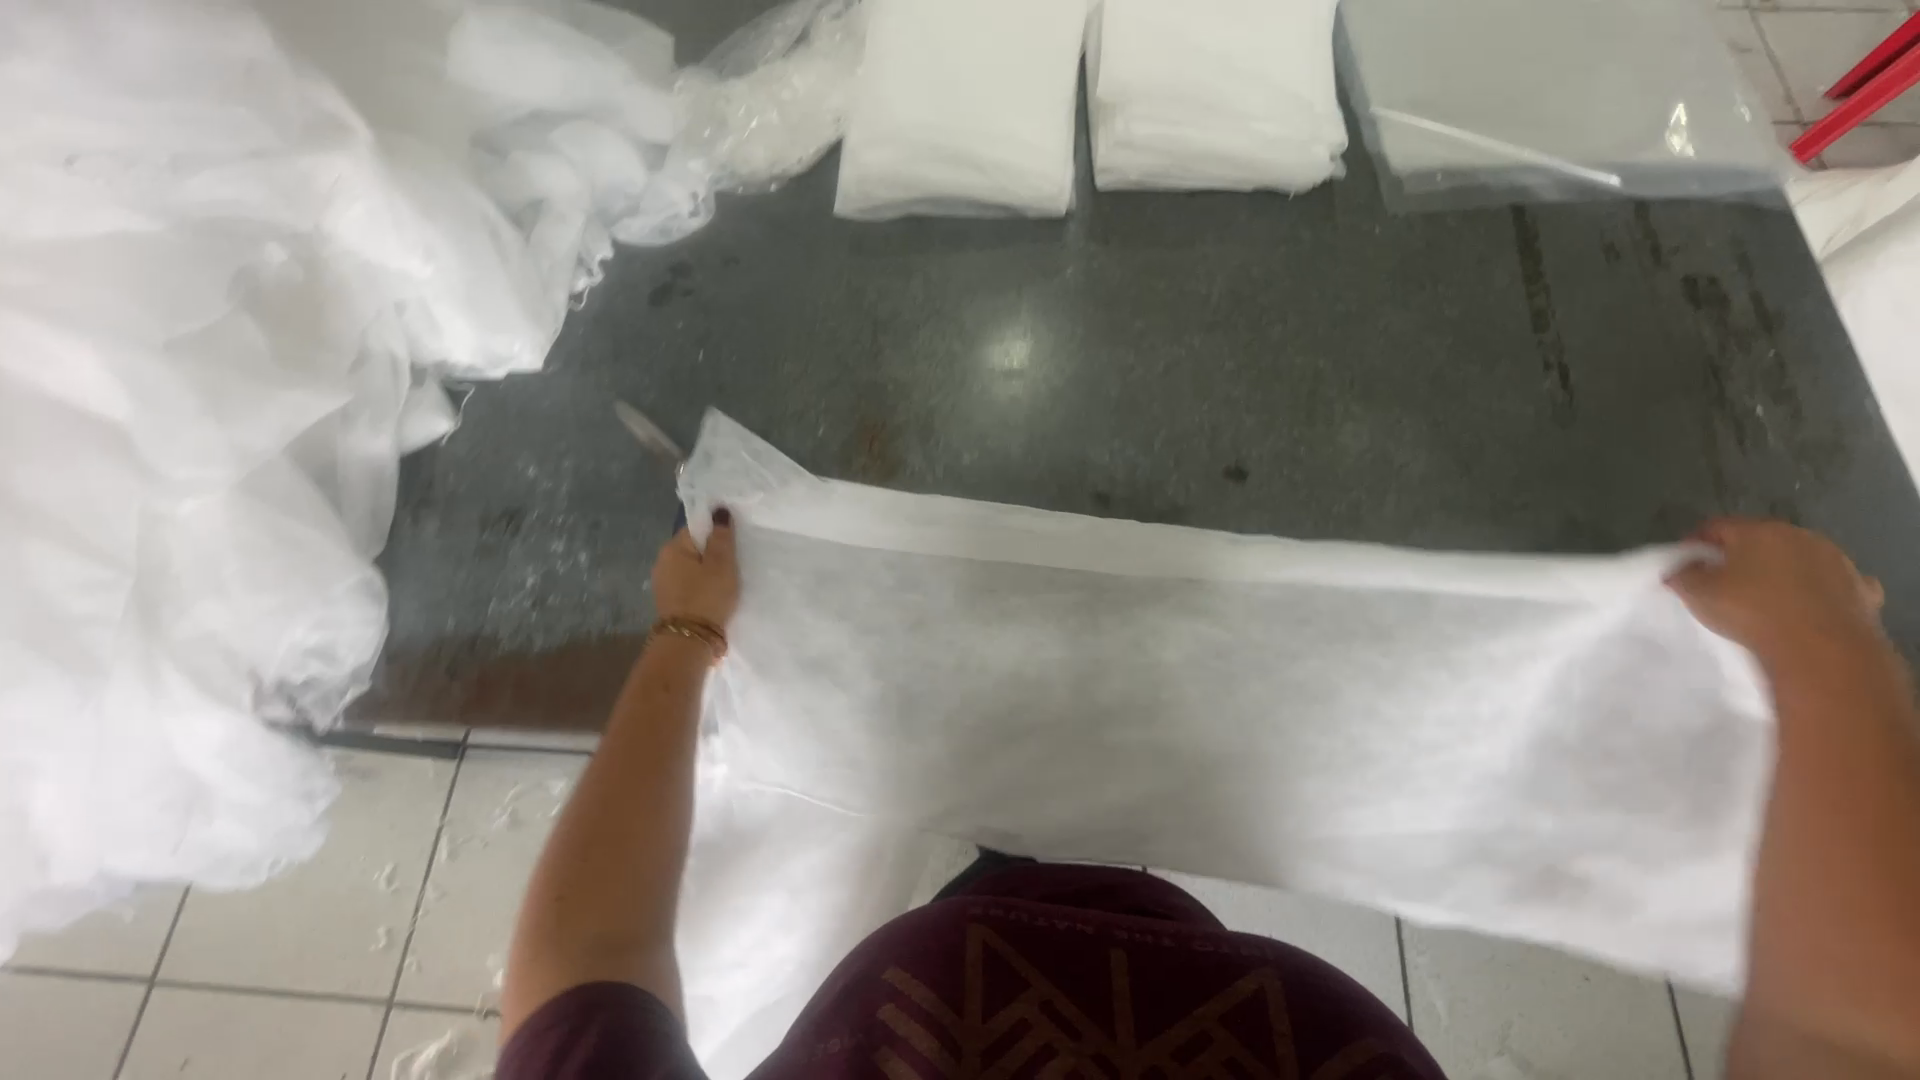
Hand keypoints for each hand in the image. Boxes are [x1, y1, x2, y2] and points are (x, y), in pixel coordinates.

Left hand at [651, 508, 738, 628]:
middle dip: (712, 553)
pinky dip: (701, 586)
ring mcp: (663, 583)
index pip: (696, 528)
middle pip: (693, 548)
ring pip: (691, 568)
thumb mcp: (722, 564)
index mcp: (672, 548)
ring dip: (707, 571)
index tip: (735, 544)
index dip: (717, 533)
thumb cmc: (707, 597)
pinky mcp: (669, 602)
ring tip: (727, 581)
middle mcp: (662, 562)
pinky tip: (714, 595)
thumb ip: (722, 537)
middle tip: (735, 563)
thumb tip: (718, 510)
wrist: (689, 642)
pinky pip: (688, 585)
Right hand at [1667, 518, 1884, 666]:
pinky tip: (1809, 605)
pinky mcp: (1863, 588)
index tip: (1683, 564)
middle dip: (1739, 554)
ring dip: (1780, 570)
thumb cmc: (1750, 611)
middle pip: (1760, 539)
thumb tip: (1682, 567)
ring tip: (1763, 596)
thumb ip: (1682, 574)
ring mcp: (1838, 561)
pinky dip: (1819, 589)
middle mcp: (1801, 537)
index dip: (1694, 543)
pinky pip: (1833, 582)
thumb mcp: (1696, 592)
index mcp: (1758, 532)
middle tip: (1720, 579)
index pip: (1716, 526)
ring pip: (1799, 558)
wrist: (1822, 648)